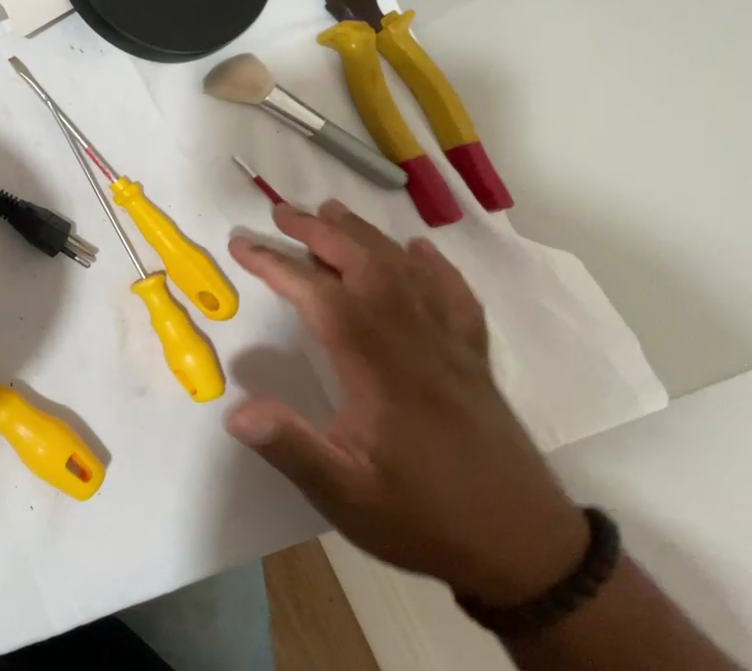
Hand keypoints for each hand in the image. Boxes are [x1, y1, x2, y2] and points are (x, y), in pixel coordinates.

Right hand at [226, 201, 589, 606]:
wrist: (528, 553)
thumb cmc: (423, 518)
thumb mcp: (345, 496)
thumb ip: (292, 449)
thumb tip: (237, 411)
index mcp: (380, 373)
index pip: (324, 299)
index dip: (279, 265)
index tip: (241, 243)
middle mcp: (418, 348)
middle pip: (371, 270)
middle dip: (323, 233)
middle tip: (281, 211)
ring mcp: (452, 353)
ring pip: (410, 276)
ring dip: (368, 238)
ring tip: (333, 212)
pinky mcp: (473, 366)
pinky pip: (456, 300)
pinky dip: (434, 267)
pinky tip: (419, 251)